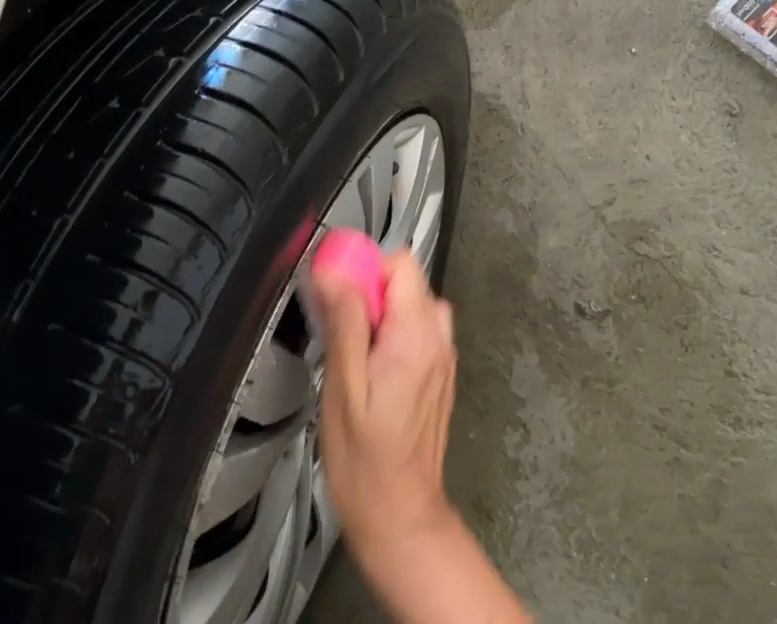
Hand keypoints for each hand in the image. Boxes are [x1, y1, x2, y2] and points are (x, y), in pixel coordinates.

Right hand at [313, 246, 458, 550]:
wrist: (400, 513)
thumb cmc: (365, 458)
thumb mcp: (343, 386)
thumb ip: (343, 321)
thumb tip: (333, 269)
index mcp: (416, 336)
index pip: (400, 263)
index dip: (364, 267)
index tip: (334, 292)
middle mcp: (438, 339)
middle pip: (406, 281)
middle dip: (368, 291)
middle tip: (337, 329)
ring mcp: (443, 356)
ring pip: (410, 305)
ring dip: (379, 313)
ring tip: (350, 352)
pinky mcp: (438, 373)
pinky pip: (416, 330)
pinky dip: (391, 333)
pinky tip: (367, 369)